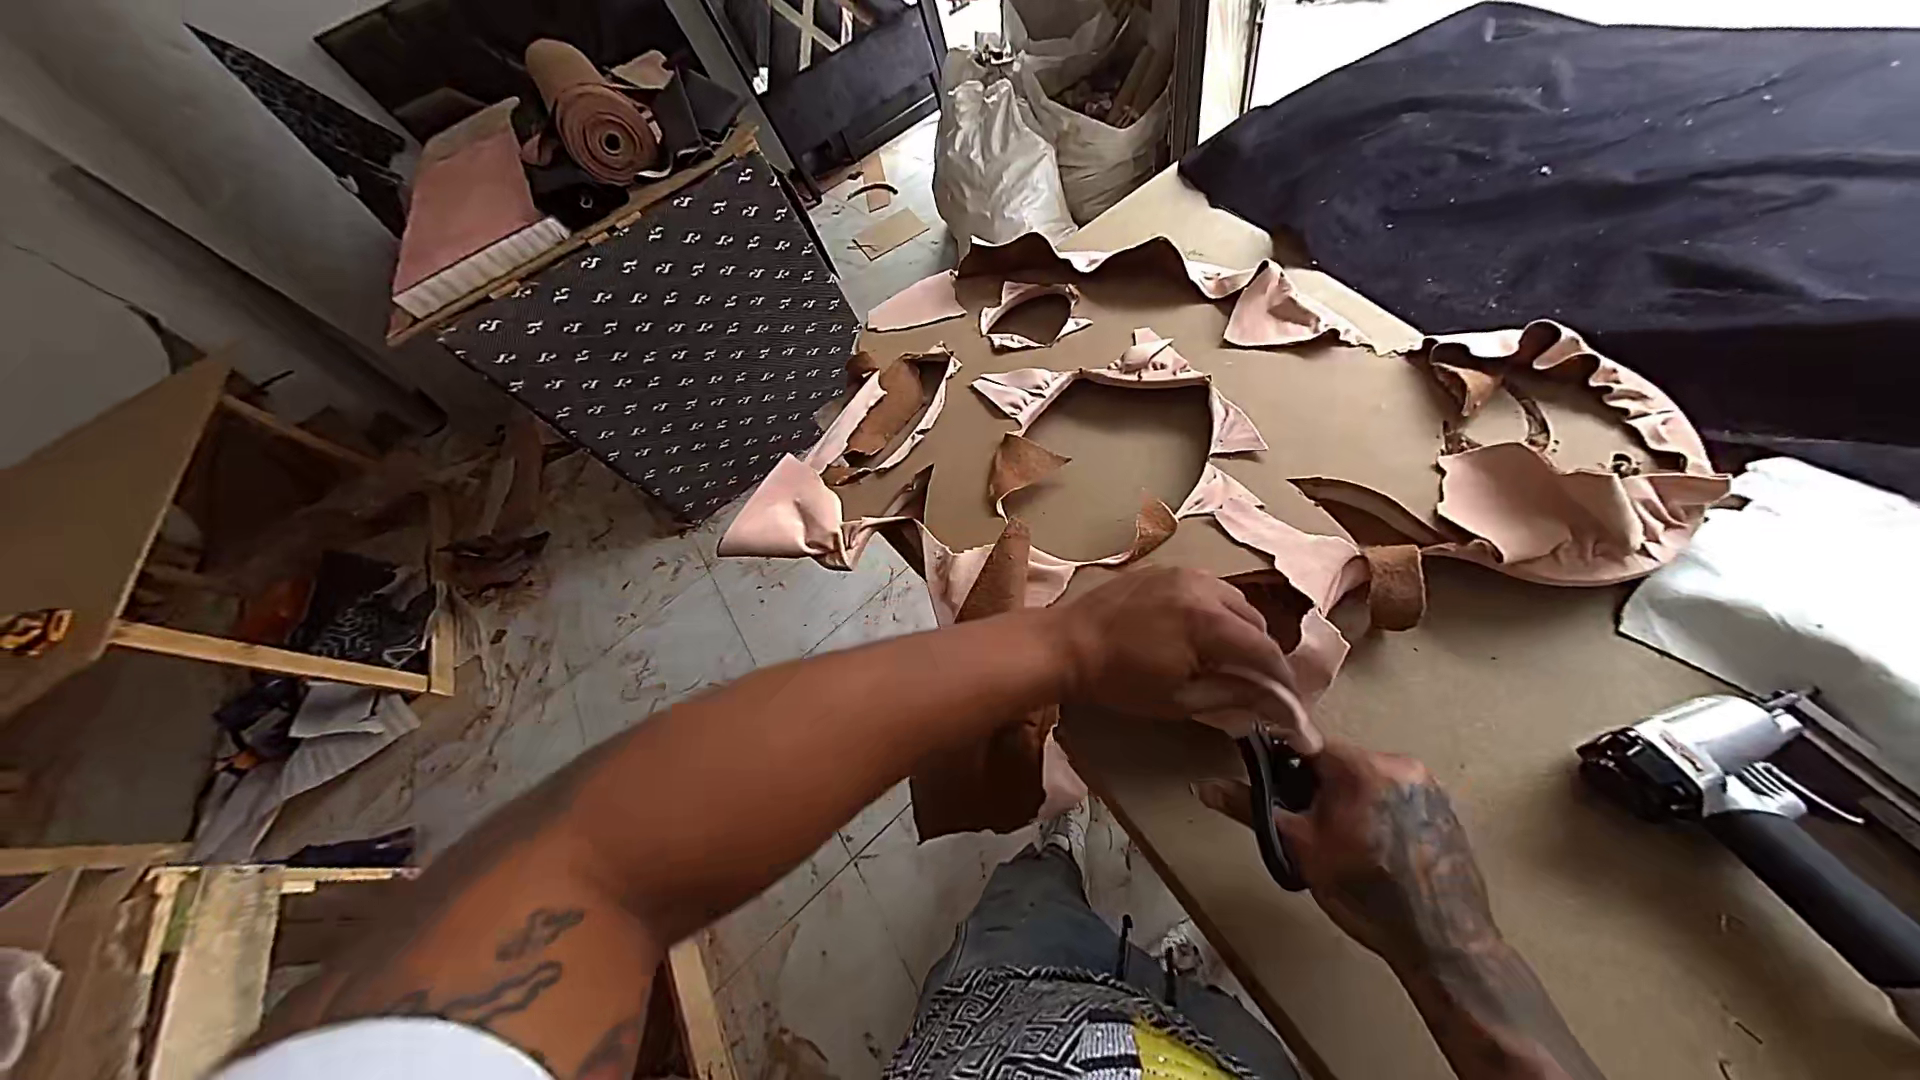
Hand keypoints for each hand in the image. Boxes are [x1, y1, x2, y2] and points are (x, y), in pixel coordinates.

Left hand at [1048, 567, 1319, 751]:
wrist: (1065, 644)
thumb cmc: (1118, 678)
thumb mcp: (1179, 699)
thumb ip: (1233, 695)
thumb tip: (1274, 702)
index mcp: (1209, 621)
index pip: (1266, 651)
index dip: (1282, 682)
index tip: (1288, 705)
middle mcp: (1202, 587)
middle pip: (1255, 622)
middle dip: (1261, 654)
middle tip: (1255, 683)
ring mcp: (1181, 573)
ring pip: (1233, 601)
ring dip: (1239, 629)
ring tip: (1226, 657)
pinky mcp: (1163, 570)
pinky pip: (1206, 588)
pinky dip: (1214, 610)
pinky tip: (1199, 631)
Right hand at [1196, 738, 1501, 970]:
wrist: (1443, 944)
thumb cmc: (1367, 893)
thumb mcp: (1297, 845)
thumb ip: (1248, 807)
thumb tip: (1204, 786)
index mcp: (1360, 765)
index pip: (1304, 743)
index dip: (1282, 764)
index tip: (1275, 786)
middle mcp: (1399, 764)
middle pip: (1335, 760)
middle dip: (1315, 784)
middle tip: (1309, 821)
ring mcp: (1427, 785)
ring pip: (1363, 776)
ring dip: (1346, 795)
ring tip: (1342, 836)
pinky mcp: (1445, 806)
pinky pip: (1393, 791)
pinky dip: (1375, 806)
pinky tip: (1372, 842)